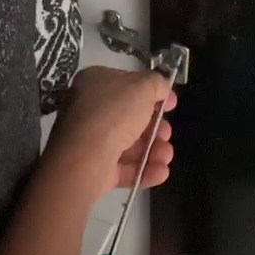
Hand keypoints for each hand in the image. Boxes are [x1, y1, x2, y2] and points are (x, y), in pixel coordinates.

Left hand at [44, 67, 176, 202]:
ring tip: (166, 156)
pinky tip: (160, 172)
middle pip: (130, 117)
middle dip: (154, 127)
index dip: (151, 93)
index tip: (170, 104)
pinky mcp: (92, 168)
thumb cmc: (114, 113)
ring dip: (153, 150)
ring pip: (127, 144)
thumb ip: (157, 84)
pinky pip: (121, 167)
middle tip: (166, 133)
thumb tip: (163, 90)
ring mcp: (89, 140)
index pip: (127, 84)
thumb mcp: (144, 87)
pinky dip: (143, 169)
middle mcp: (88, 109)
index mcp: (94, 82)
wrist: (84, 158)